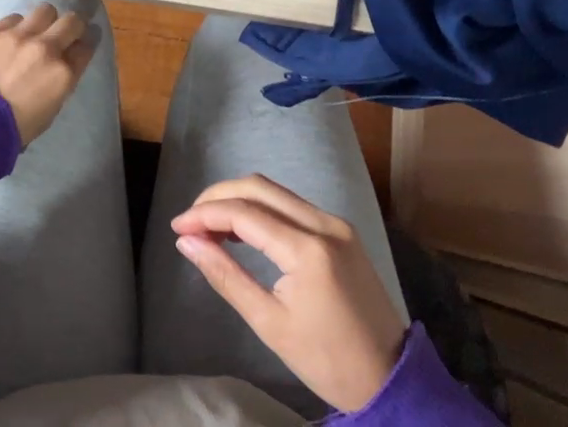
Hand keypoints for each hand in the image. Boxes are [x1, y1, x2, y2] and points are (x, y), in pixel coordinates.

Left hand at [0, 2, 96, 144]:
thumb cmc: (14, 127)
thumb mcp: (50, 110)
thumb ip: (59, 82)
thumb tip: (60, 68)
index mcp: (63, 74)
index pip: (86, 48)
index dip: (88, 43)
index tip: (85, 42)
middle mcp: (46, 48)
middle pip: (72, 21)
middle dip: (73, 25)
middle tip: (66, 31)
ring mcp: (19, 36)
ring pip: (44, 10)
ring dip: (44, 20)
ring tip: (36, 30)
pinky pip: (14, 17)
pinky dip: (16, 25)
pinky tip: (10, 36)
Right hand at [172, 174, 406, 412]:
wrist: (391, 379)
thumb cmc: (327, 360)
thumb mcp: (269, 322)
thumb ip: (225, 275)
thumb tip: (186, 242)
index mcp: (308, 250)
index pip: (244, 212)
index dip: (204, 214)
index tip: (177, 228)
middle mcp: (325, 225)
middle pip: (258, 187)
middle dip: (217, 198)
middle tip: (190, 222)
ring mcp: (337, 225)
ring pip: (275, 192)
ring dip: (238, 200)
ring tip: (210, 227)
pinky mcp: (342, 233)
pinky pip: (292, 205)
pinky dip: (261, 209)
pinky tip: (242, 230)